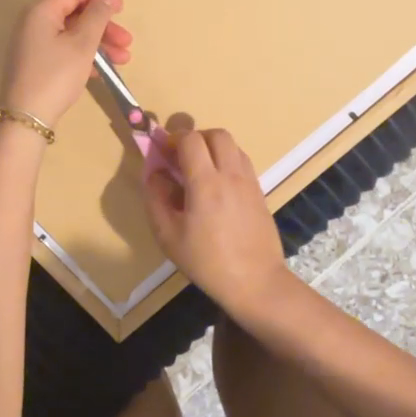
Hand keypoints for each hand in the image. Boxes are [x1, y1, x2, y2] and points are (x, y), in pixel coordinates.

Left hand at [0, 0, 130, 126]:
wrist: (26, 118)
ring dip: (98, 45)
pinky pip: (63, 51)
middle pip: (74, 15)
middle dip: (103, 28)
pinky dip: (83, 57)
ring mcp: (32, 45)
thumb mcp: (82, 43)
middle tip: (127, 42)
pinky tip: (101, 72)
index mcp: (41, 11)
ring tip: (124, 61)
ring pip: (71, 36)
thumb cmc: (56, 75)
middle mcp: (33, 23)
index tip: (123, 12)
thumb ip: (98, 15)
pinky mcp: (35, 64)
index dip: (100, 0)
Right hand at [142, 126, 288, 312]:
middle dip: (195, 138)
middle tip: (181, 158)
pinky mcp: (260, 193)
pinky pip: (242, 163)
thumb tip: (155, 174)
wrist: (256, 282)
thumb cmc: (207, 262)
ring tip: (198, 172)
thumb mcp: (168, 236)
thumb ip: (156, 199)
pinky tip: (216, 188)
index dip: (173, 139)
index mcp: (206, 183)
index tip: (163, 154)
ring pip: (233, 146)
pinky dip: (226, 162)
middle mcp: (231, 175)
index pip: (191, 139)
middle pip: (216, 134)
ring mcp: (250, 182)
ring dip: (212, 148)